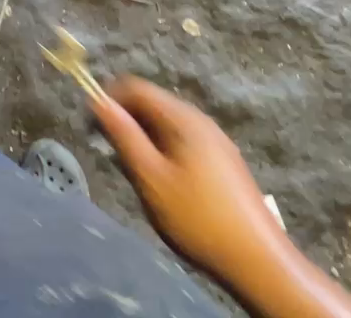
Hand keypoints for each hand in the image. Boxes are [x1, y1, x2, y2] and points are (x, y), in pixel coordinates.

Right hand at [93, 77, 289, 283]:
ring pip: (165, 125)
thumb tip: (98, 101)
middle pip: (151, 104)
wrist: (258, 262)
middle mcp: (200, 120)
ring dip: (143, 140)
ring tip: (136, 174)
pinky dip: (163, 152)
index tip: (92, 125)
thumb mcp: (150, 177)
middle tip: (112, 155)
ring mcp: (215, 141)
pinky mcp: (222, 161)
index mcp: (183, 118)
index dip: (109, 98)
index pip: (135, 87)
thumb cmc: (197, 217)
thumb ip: (123, 135)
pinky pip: (181, 142)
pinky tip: (162, 183)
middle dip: (126, 123)